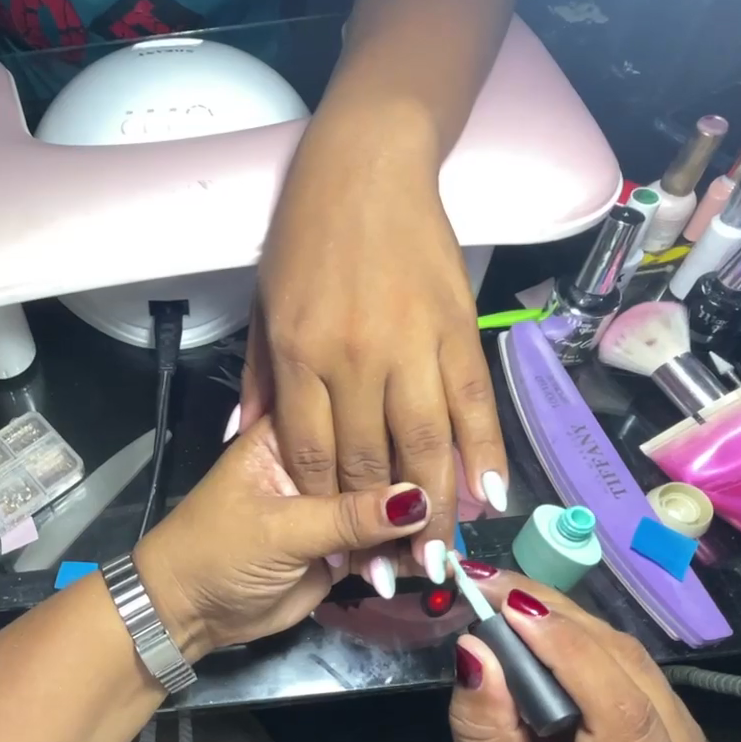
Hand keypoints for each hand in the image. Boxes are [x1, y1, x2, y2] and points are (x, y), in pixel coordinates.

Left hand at [132, 419, 432, 660]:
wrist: (191, 610)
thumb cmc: (217, 551)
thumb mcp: (280, 529)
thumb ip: (347, 516)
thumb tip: (419, 500)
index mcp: (290, 433)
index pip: (355, 416)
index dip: (399, 433)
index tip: (450, 452)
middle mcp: (318, 457)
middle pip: (380, 461)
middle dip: (415, 487)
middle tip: (459, 510)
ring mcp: (332, 501)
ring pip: (388, 504)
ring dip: (415, 525)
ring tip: (445, 545)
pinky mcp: (342, 542)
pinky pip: (383, 541)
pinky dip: (404, 552)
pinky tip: (432, 559)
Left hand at [244, 126, 505, 597]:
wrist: (364, 167)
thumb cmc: (302, 238)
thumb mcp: (264, 309)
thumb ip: (263, 380)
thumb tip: (252, 438)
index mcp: (298, 357)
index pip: (312, 453)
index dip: (326, 508)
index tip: (340, 548)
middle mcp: (353, 360)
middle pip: (366, 461)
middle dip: (378, 526)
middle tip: (394, 574)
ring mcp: (410, 345)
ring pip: (423, 445)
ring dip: (434, 510)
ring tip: (441, 557)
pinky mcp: (455, 329)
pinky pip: (472, 404)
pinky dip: (484, 453)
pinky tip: (489, 498)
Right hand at [447, 569, 722, 741]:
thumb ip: (488, 738)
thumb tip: (473, 653)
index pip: (621, 712)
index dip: (568, 651)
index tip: (508, 608)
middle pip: (623, 663)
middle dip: (550, 614)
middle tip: (480, 581)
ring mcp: (689, 727)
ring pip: (622, 647)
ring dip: (555, 610)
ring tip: (493, 587)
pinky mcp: (672, 704)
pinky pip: (618, 650)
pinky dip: (568, 623)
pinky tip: (526, 611)